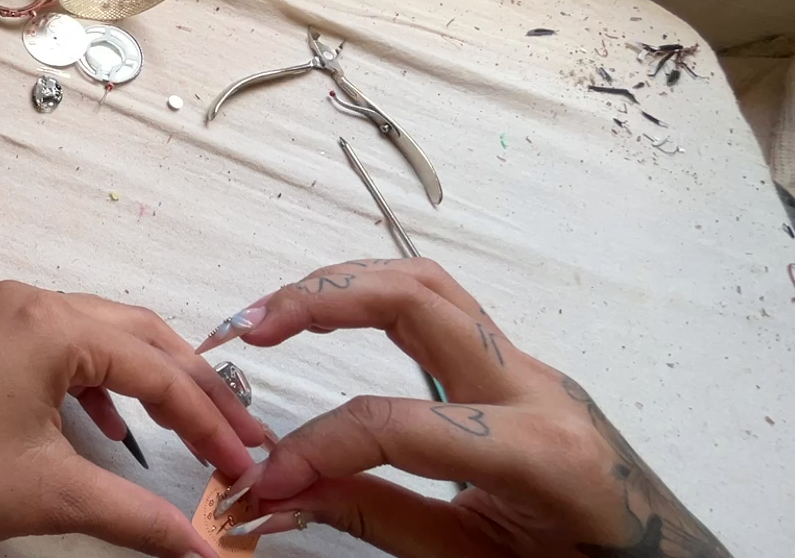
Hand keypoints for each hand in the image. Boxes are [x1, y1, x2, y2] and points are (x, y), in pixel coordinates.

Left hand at [0, 280, 267, 557]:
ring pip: (100, 334)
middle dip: (192, 384)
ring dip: (148, 379)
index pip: (154, 368)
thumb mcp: (48, 493)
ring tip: (192, 429)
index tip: (249, 467)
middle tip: (240, 436)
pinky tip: (112, 427)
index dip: (210, 420)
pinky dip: (99, 381)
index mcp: (51, 325)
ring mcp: (6, 313)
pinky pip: (63, 346)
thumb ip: (136, 514)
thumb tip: (205, 552)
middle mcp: (32, 302)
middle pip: (136, 332)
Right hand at [196, 258, 731, 556]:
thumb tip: (273, 492)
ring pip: (420, 279)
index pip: (399, 425)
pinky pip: (431, 295)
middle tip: (250, 327)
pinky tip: (325, 309)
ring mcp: (524, 362)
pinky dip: (364, 289)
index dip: (318, 445)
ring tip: (274, 312)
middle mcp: (536, 386)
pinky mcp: (507, 356)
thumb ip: (369, 516)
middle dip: (318, 301)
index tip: (265, 477)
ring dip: (337, 283)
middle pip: (413, 298)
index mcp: (543, 456)